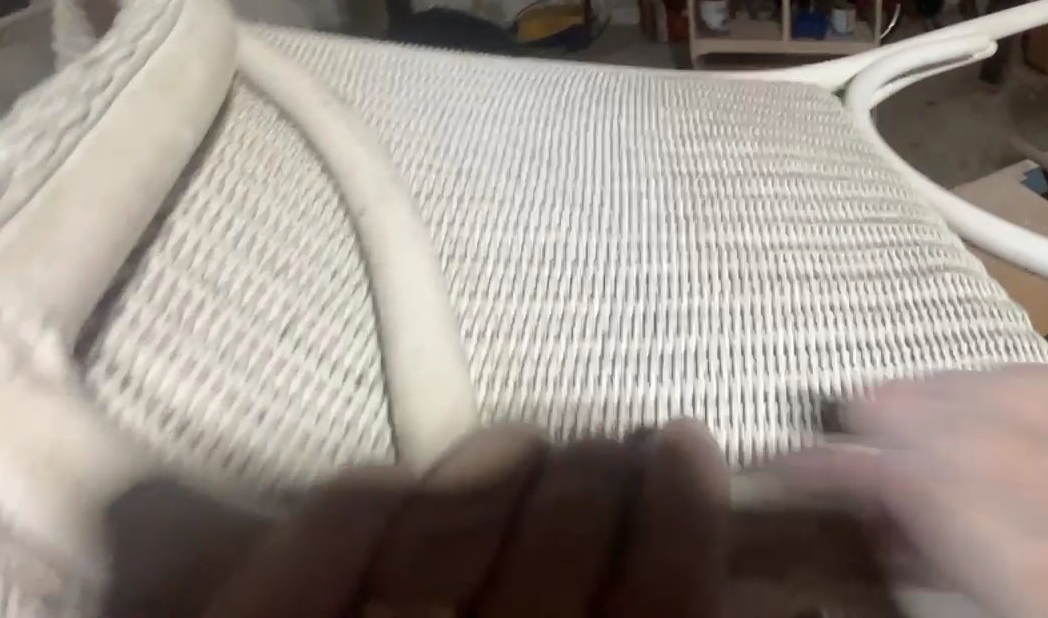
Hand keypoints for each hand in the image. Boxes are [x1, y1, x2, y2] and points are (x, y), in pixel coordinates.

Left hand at [204, 421, 726, 617]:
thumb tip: (719, 568)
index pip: (664, 603)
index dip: (685, 509)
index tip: (686, 445)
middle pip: (564, 537)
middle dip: (596, 471)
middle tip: (607, 451)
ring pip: (449, 526)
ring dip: (496, 463)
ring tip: (520, 450)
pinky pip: (328, 543)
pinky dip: (365, 500)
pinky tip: (396, 490)